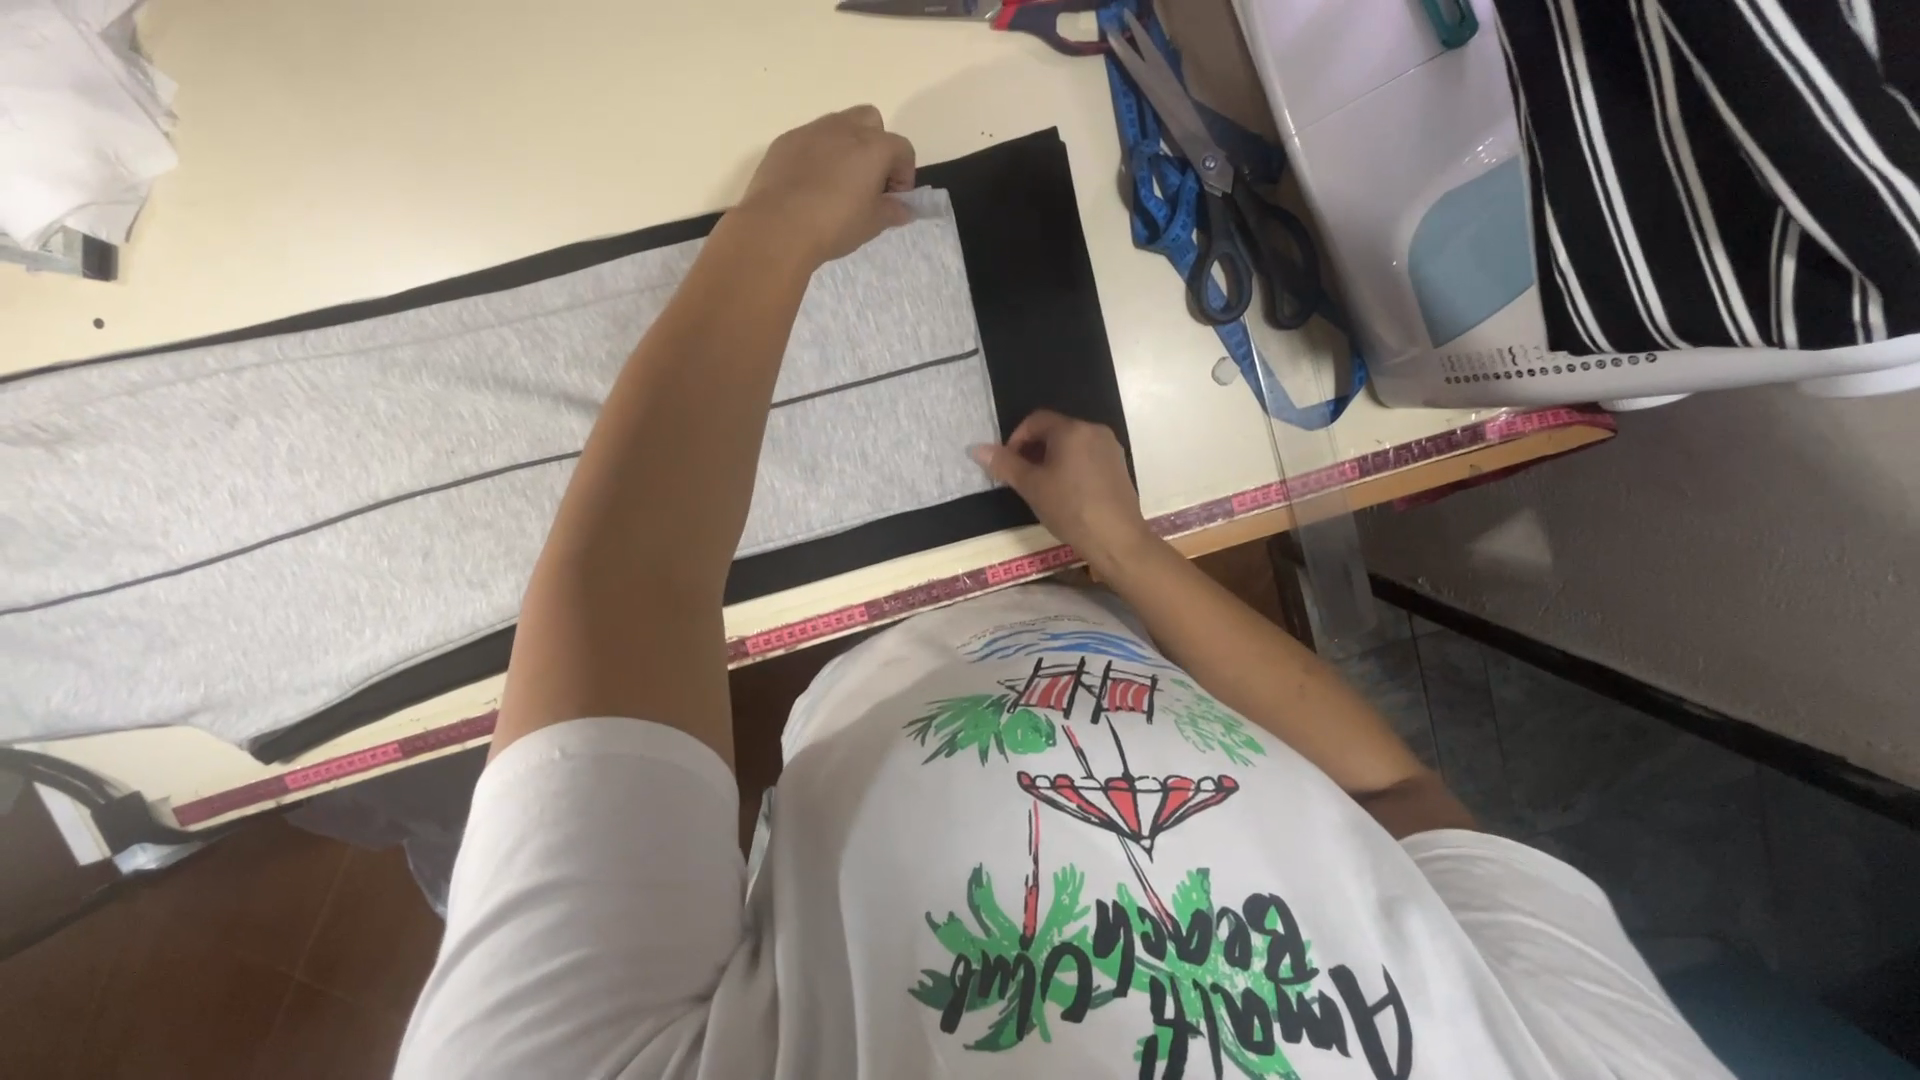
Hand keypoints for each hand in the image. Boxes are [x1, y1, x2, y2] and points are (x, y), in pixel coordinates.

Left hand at [734, 105, 916, 266]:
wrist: (777, 227)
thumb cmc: (834, 225)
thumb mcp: (871, 224)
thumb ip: (891, 211)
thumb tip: (903, 209)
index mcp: (873, 147)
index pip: (902, 148)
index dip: (904, 174)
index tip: (895, 198)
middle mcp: (844, 128)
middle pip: (871, 121)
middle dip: (876, 145)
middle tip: (869, 180)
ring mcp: (812, 131)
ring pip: (838, 125)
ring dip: (846, 146)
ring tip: (838, 182)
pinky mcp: (786, 141)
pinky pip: (810, 140)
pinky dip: (817, 155)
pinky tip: (810, 185)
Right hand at [971, 410, 1155, 571]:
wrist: (1116, 539)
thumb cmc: (1070, 509)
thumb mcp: (1031, 487)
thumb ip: (1004, 464)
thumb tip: (976, 449)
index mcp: (1072, 430)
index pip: (1036, 420)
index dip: (1016, 438)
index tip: (1007, 463)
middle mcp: (1094, 430)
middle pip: (1055, 430)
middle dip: (1033, 449)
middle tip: (1021, 477)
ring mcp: (1110, 448)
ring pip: (1072, 444)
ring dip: (1052, 458)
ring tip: (1042, 486)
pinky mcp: (1119, 466)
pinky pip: (1088, 456)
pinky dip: (1071, 466)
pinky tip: (1066, 493)